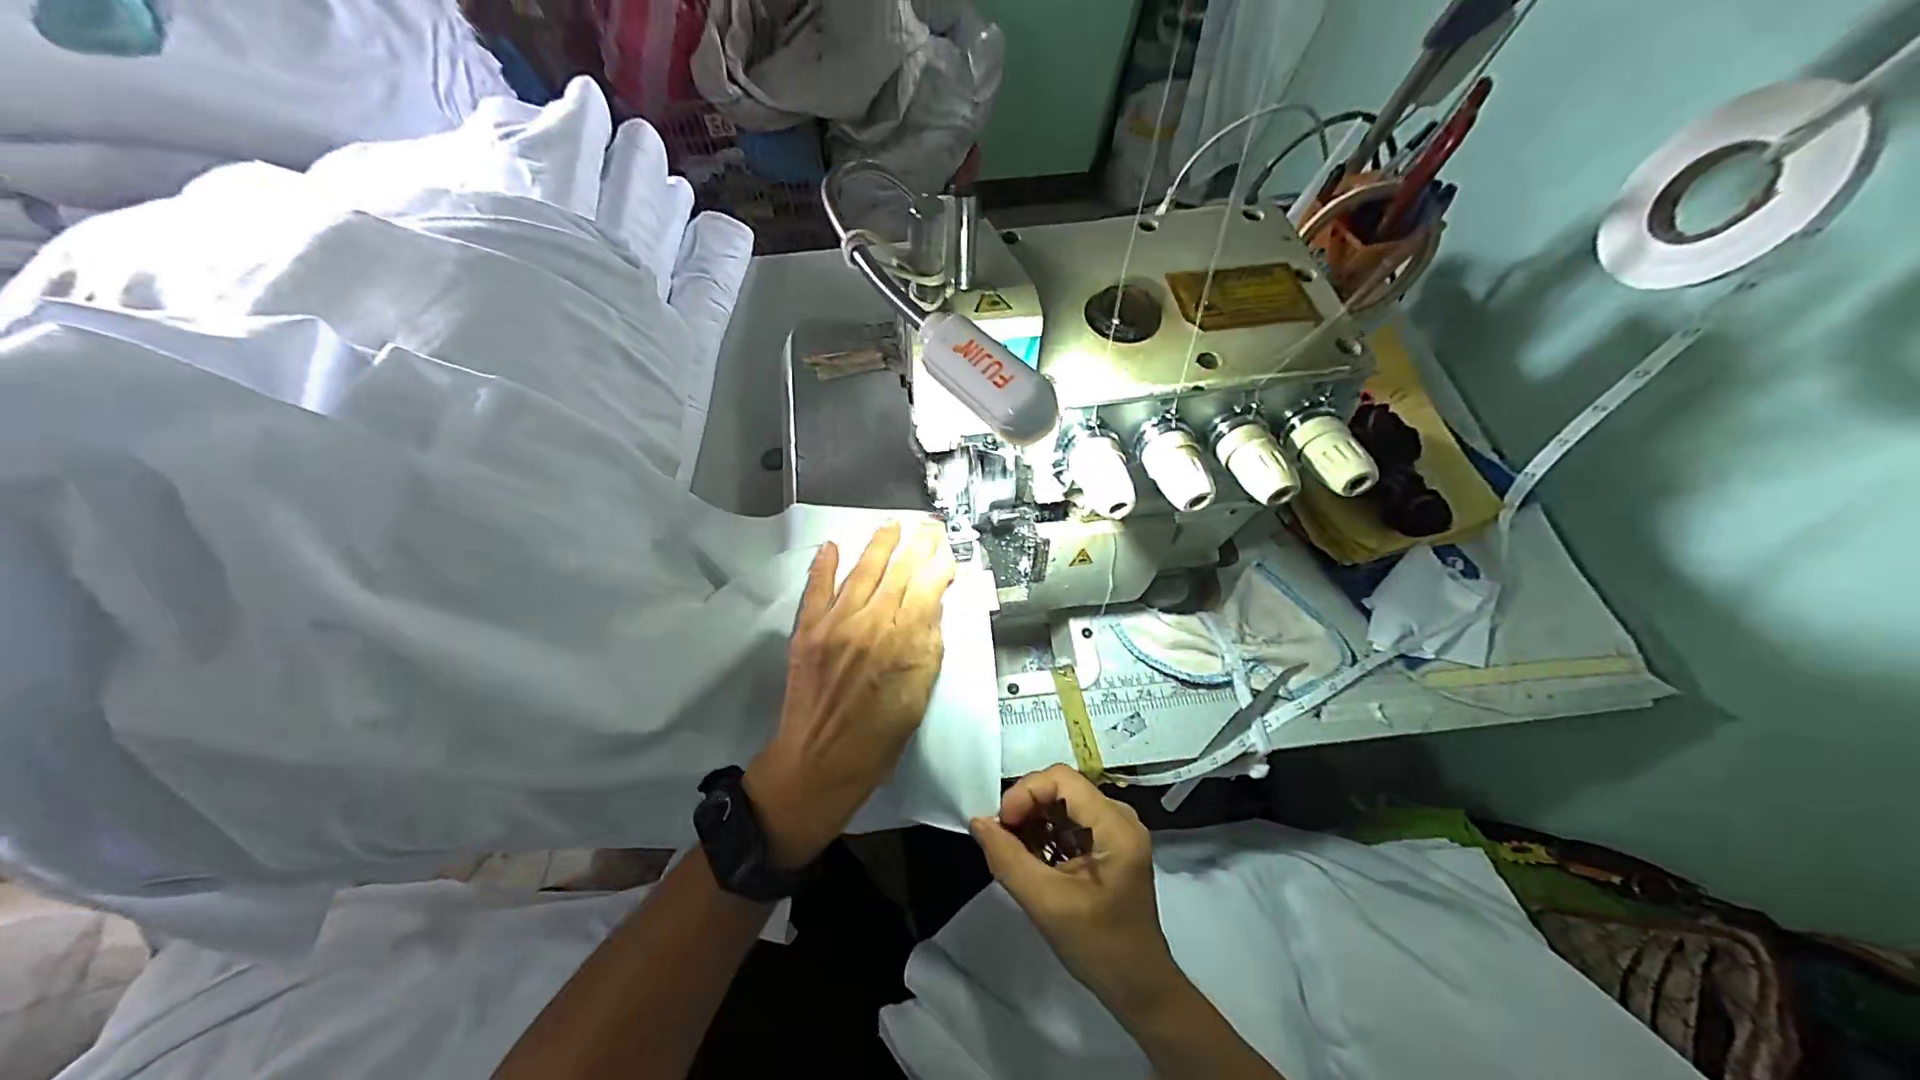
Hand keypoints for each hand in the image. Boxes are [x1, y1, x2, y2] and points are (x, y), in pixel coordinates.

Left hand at [744, 521, 954, 868]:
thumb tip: (933, 606)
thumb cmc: (879, 737)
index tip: (947, 553)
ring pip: (861, 571)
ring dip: (878, 545)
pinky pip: (816, 588)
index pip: (927, 588)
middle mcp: (870, 625)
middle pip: (898, 572)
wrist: (821, 761)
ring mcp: (834, 624)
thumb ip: (928, 645)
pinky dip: (824, 565)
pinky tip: (832, 546)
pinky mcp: (807, 630)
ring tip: (891, 526)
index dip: (939, 566)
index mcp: (904, 643)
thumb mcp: (920, 694)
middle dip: (916, 545)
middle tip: (927, 526)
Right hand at [970, 765, 1181, 1012]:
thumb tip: (978, 822)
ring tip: (1015, 854)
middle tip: (1003, 841)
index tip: (1003, 825)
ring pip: (1062, 803)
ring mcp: (1115, 829)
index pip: (1061, 779)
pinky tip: (1031, 860)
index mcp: (1116, 826)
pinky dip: (1045, 834)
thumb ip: (1007, 859)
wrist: (1137, 985)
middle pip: (1061, 787)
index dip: (1025, 793)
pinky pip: (1069, 820)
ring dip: (1033, 822)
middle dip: (1026, 808)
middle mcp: (1120, 818)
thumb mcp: (1046, 903)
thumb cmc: (1098, 946)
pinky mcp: (1107, 843)